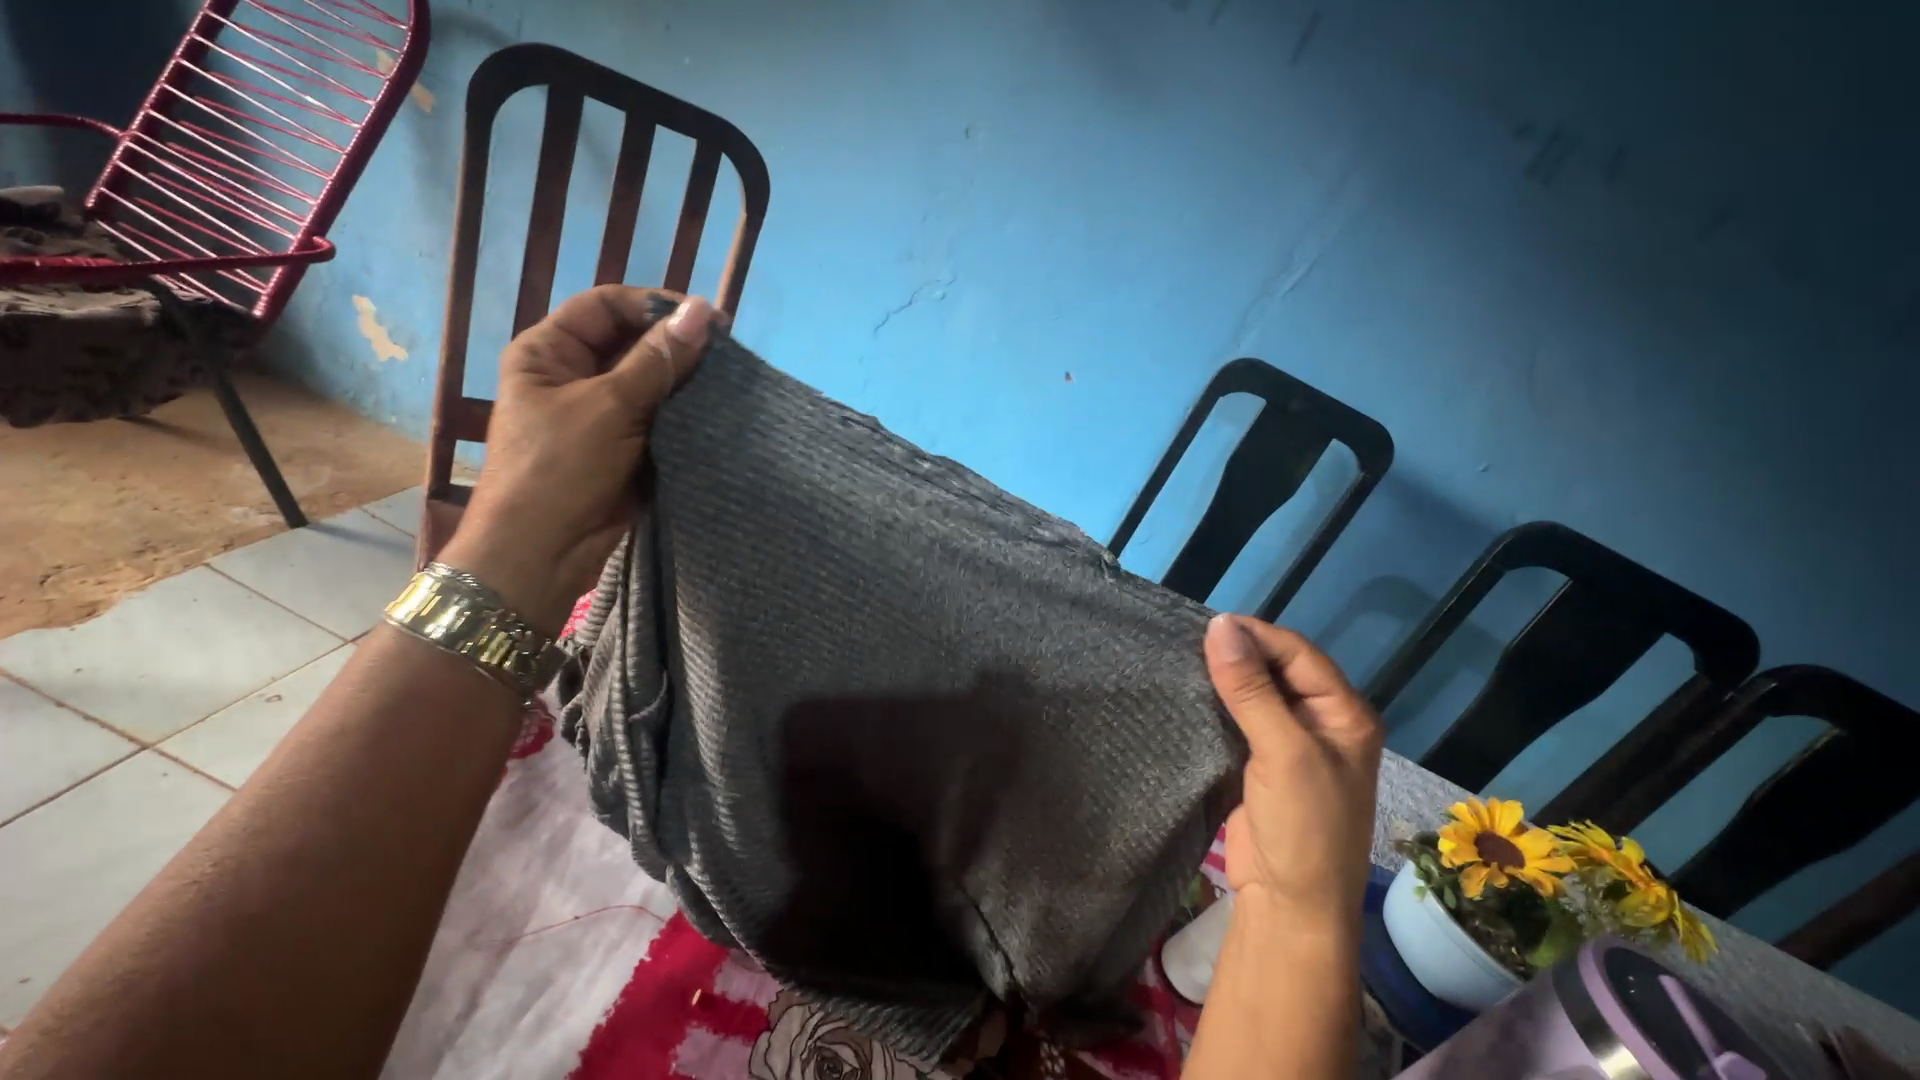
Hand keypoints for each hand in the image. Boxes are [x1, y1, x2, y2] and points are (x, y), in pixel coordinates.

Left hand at [439, 286, 716, 635]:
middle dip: (677, 345)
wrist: (544, 552)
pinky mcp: (626, 448)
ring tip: (730, 380)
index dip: (653, 304)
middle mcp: (574, 376)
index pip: (605, 306)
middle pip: (632, 342)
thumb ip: (659, 359)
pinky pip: (661, 419)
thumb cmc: (561, 468)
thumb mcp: (610, 405)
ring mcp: (601, 414)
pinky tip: (719, 411)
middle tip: (728, 352)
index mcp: (548, 352)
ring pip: (651, 382)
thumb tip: (702, 311)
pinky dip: (687, 414)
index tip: (705, 317)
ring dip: (686, 381)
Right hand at [1204, 614, 1383, 922]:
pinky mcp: (1262, 763)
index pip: (1301, 655)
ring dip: (1227, 677)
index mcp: (1346, 714)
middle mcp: (1323, 722)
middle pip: (1280, 669)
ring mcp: (1292, 743)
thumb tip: (1219, 625)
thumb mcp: (1283, 752)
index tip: (1209, 625)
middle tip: (1191, 640)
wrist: (1290, 904)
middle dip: (1241, 652)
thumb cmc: (1304, 827)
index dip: (1258, 636)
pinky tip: (1191, 692)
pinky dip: (1218, 703)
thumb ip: (1252, 690)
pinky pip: (1241, 719)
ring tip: (1185, 658)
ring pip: (1258, 693)